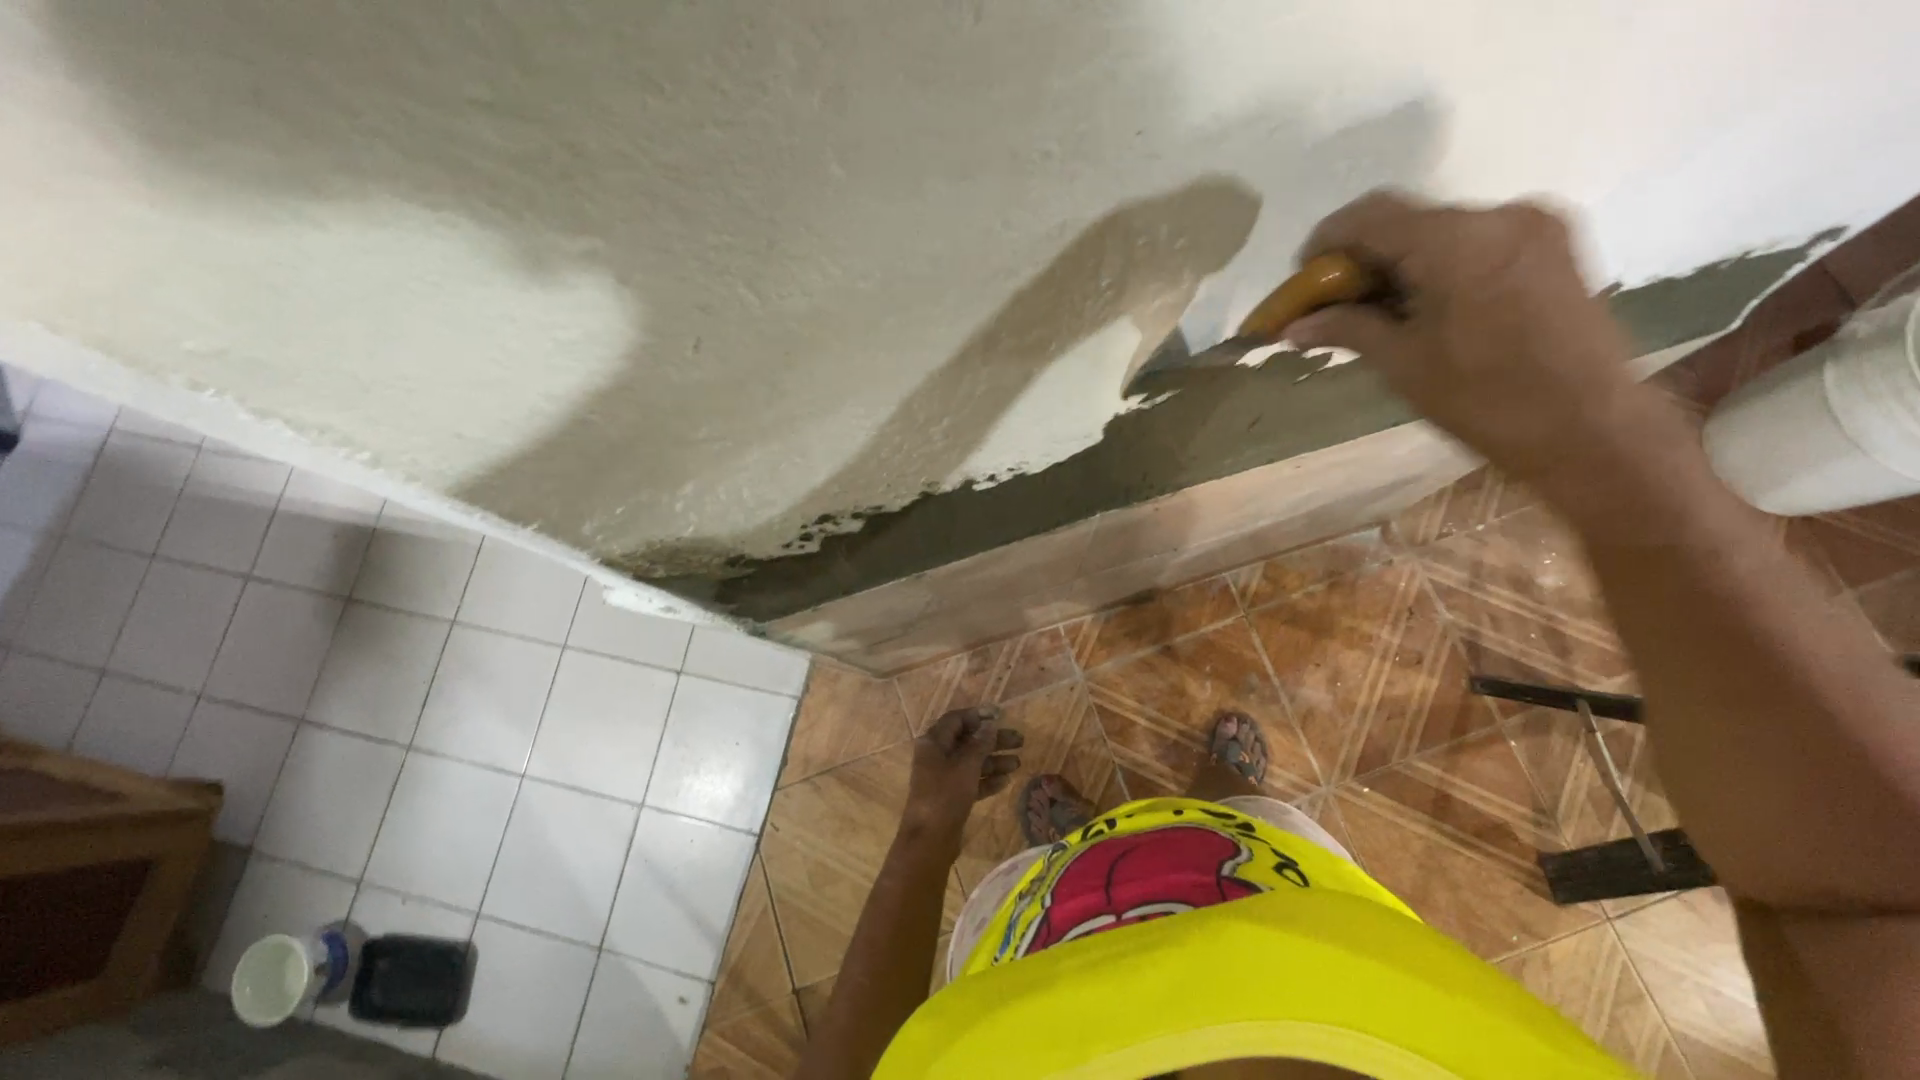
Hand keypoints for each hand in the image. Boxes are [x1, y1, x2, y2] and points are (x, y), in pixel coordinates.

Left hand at [902, 706, 1021, 840]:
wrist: (930, 839)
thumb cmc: (945, 795)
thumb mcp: (966, 765)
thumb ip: (980, 744)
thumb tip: (989, 725)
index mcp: (933, 743)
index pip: (956, 720)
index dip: (978, 715)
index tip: (1001, 715)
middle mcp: (936, 757)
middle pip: (967, 741)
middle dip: (993, 740)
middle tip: (1019, 740)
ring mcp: (943, 778)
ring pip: (972, 762)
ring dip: (994, 761)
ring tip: (1018, 763)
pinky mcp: (951, 797)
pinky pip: (971, 782)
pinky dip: (987, 780)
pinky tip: (1006, 782)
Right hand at [1285, 191, 1694, 512]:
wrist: (1592, 430)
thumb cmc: (1487, 402)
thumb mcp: (1404, 365)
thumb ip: (1348, 329)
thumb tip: (1293, 326)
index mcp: (1457, 241)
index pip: (1370, 216)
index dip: (1326, 243)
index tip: (1303, 281)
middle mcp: (1499, 215)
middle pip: (1407, 222)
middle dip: (1364, 259)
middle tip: (1335, 306)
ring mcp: (1534, 226)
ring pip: (1443, 232)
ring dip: (1402, 264)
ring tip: (1381, 313)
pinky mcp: (1554, 246)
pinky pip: (1478, 242)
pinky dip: (1442, 265)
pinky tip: (1428, 307)